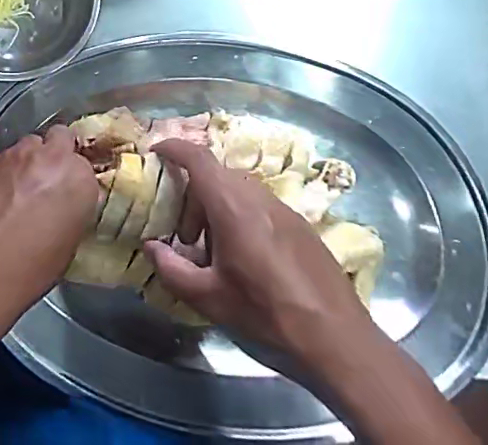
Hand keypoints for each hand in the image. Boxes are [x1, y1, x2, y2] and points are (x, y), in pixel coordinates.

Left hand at [0, 126, 99, 310]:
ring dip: (32, 159)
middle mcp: (54, 158)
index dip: (76, 181)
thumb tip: (67, 202)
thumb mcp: (70, 242)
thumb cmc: (32, 268)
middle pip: (62, 138)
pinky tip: (1, 192)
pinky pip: (9, 156)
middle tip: (49, 179)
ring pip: (33, 144)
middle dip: (58, 153)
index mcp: (80, 179)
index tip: (69, 195)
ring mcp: (21, 154)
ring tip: (21, 186)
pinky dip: (9, 169)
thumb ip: (74, 209)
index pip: (87, 167)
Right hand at [144, 140, 383, 370]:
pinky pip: (260, 206)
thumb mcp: (209, 300)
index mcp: (232, 206)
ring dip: (218, 207)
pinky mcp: (301, 225)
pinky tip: (246, 259)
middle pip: (217, 175)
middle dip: (194, 195)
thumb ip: (173, 269)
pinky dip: (241, 217)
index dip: (175, 148)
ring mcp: (284, 209)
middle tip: (186, 235)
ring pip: (239, 190)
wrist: (336, 338)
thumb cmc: (266, 316)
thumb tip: (151, 246)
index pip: (198, 159)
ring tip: (215, 252)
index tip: (157, 151)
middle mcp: (258, 197)